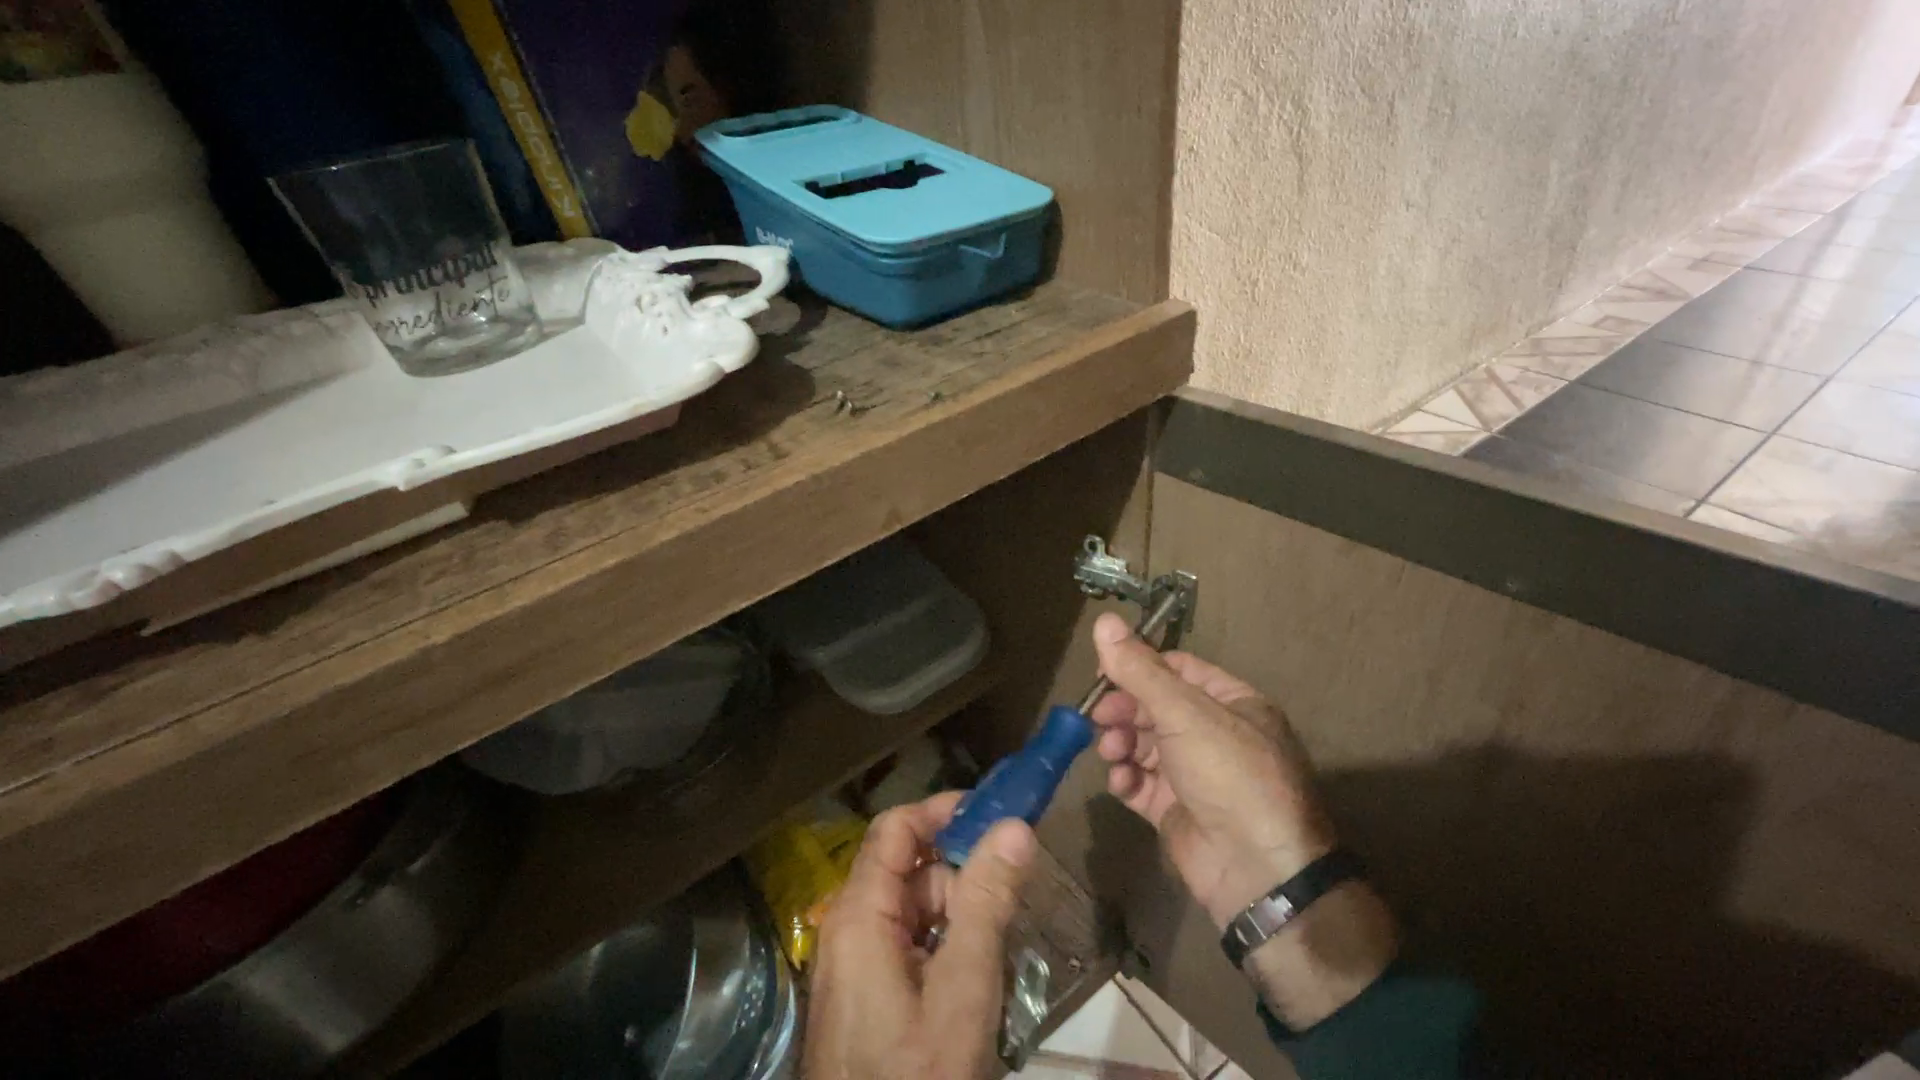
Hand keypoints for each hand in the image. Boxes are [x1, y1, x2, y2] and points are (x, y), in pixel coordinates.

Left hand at [806, 793, 1036, 1079]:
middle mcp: (849, 928)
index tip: (1001, 815)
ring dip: (961, 917)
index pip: (897, 830)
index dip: (946, 812)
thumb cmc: (915, 1076)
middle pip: (910, 871)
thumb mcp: (961, 992)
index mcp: (860, 914)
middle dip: (963, 875)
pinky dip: (946, 949)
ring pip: (915, 912)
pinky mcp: (866, 996)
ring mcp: (856, 964)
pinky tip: (976, 980)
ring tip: (1001, 948)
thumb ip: (986, 905)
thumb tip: (1014, 826)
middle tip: (1016, 898)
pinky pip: (910, 948)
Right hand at [1089, 613, 1396, 1027]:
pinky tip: (1120, 784)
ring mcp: (1195, 776)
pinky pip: (1142, 784)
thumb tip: (1103, 620)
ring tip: (1112, 754)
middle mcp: (1215, 736)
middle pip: (1155, 708)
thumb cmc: (1228, 775)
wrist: (1256, 869)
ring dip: (1121, 745)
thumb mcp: (1185, 713)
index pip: (1176, 670)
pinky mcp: (1176, 811)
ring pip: (1144, 746)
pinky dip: (1126, 780)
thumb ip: (1140, 670)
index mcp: (1232, 704)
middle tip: (1099, 719)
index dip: (1138, 669)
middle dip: (1124, 711)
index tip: (1101, 675)